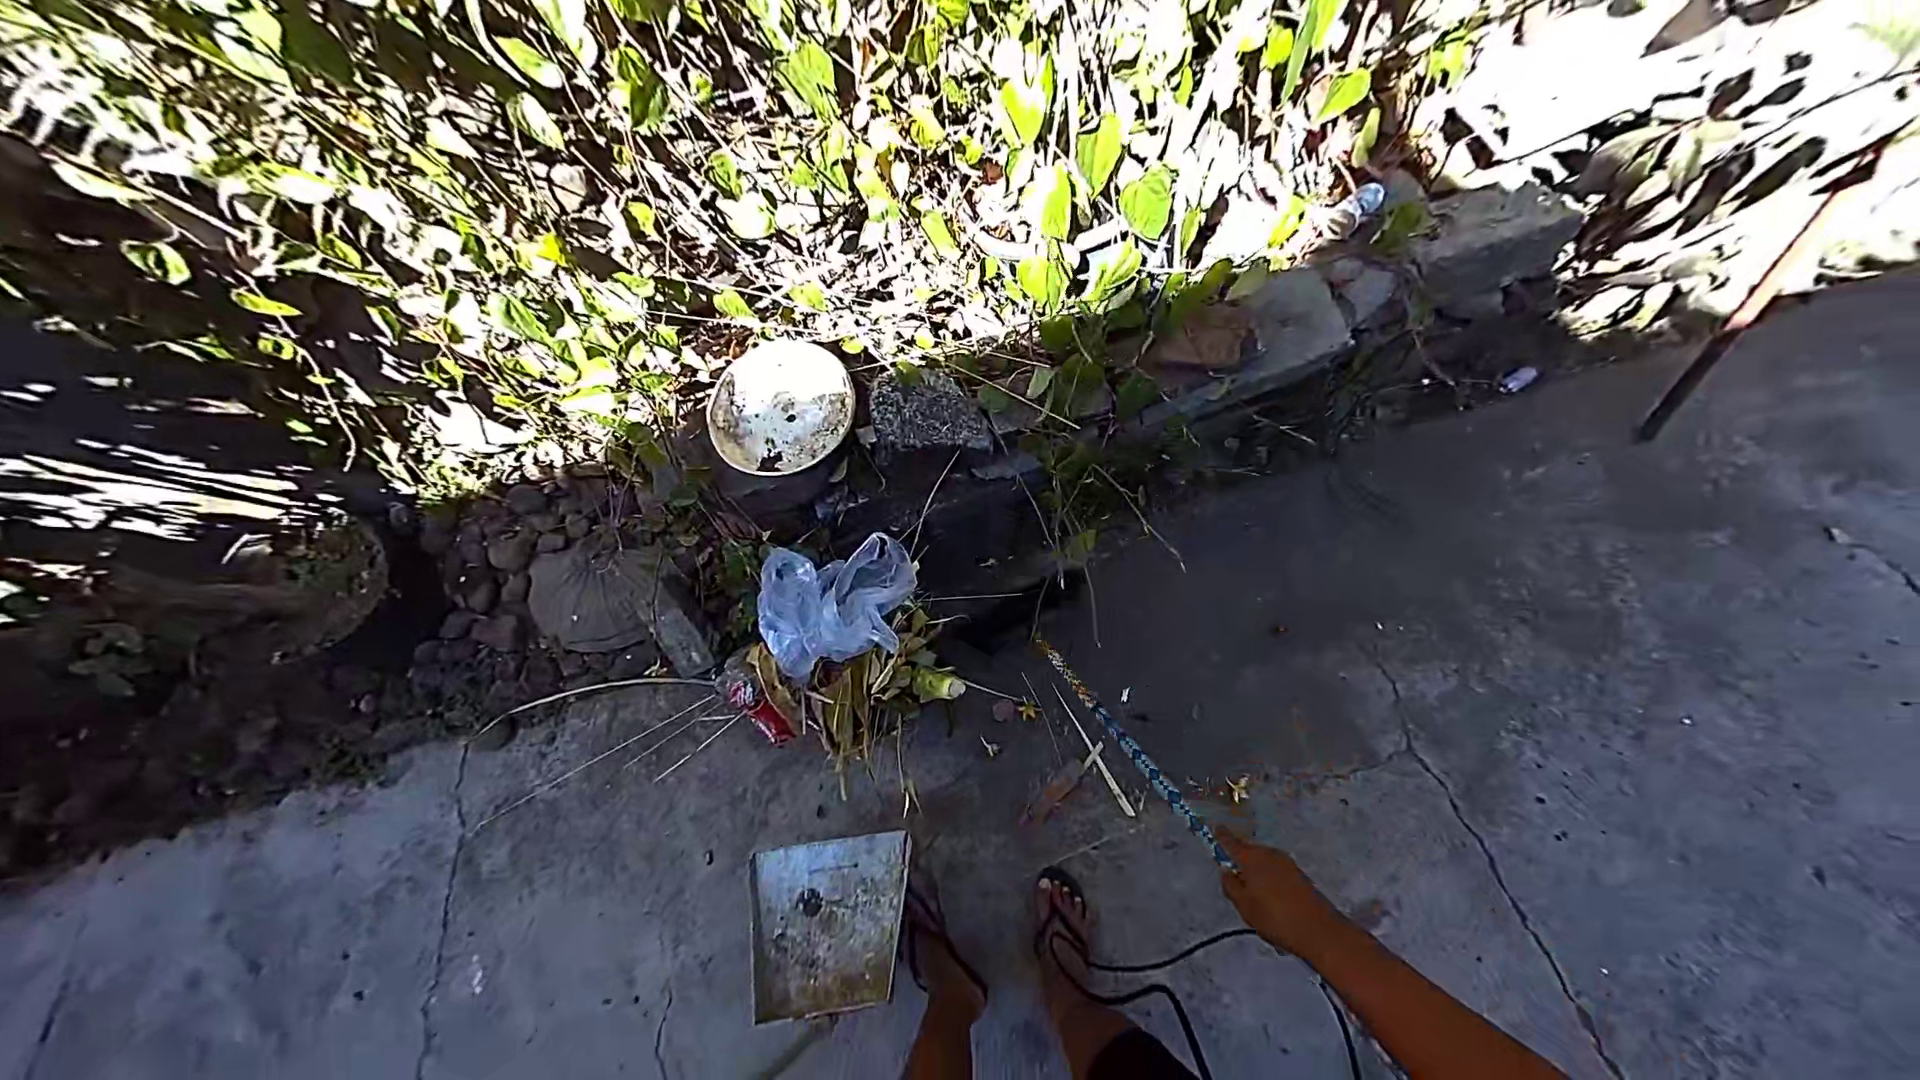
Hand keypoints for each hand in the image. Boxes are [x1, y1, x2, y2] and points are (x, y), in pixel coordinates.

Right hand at [1218, 828, 1341, 953]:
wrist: (1321, 932)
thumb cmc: (1275, 918)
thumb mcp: (1244, 906)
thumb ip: (1230, 886)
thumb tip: (1226, 871)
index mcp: (1251, 858)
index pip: (1231, 842)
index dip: (1221, 835)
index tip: (1216, 828)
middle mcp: (1269, 854)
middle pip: (1249, 851)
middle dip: (1241, 860)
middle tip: (1236, 879)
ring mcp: (1287, 863)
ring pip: (1264, 861)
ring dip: (1257, 871)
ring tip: (1256, 895)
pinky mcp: (1301, 875)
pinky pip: (1277, 871)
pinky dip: (1271, 879)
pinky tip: (1273, 899)